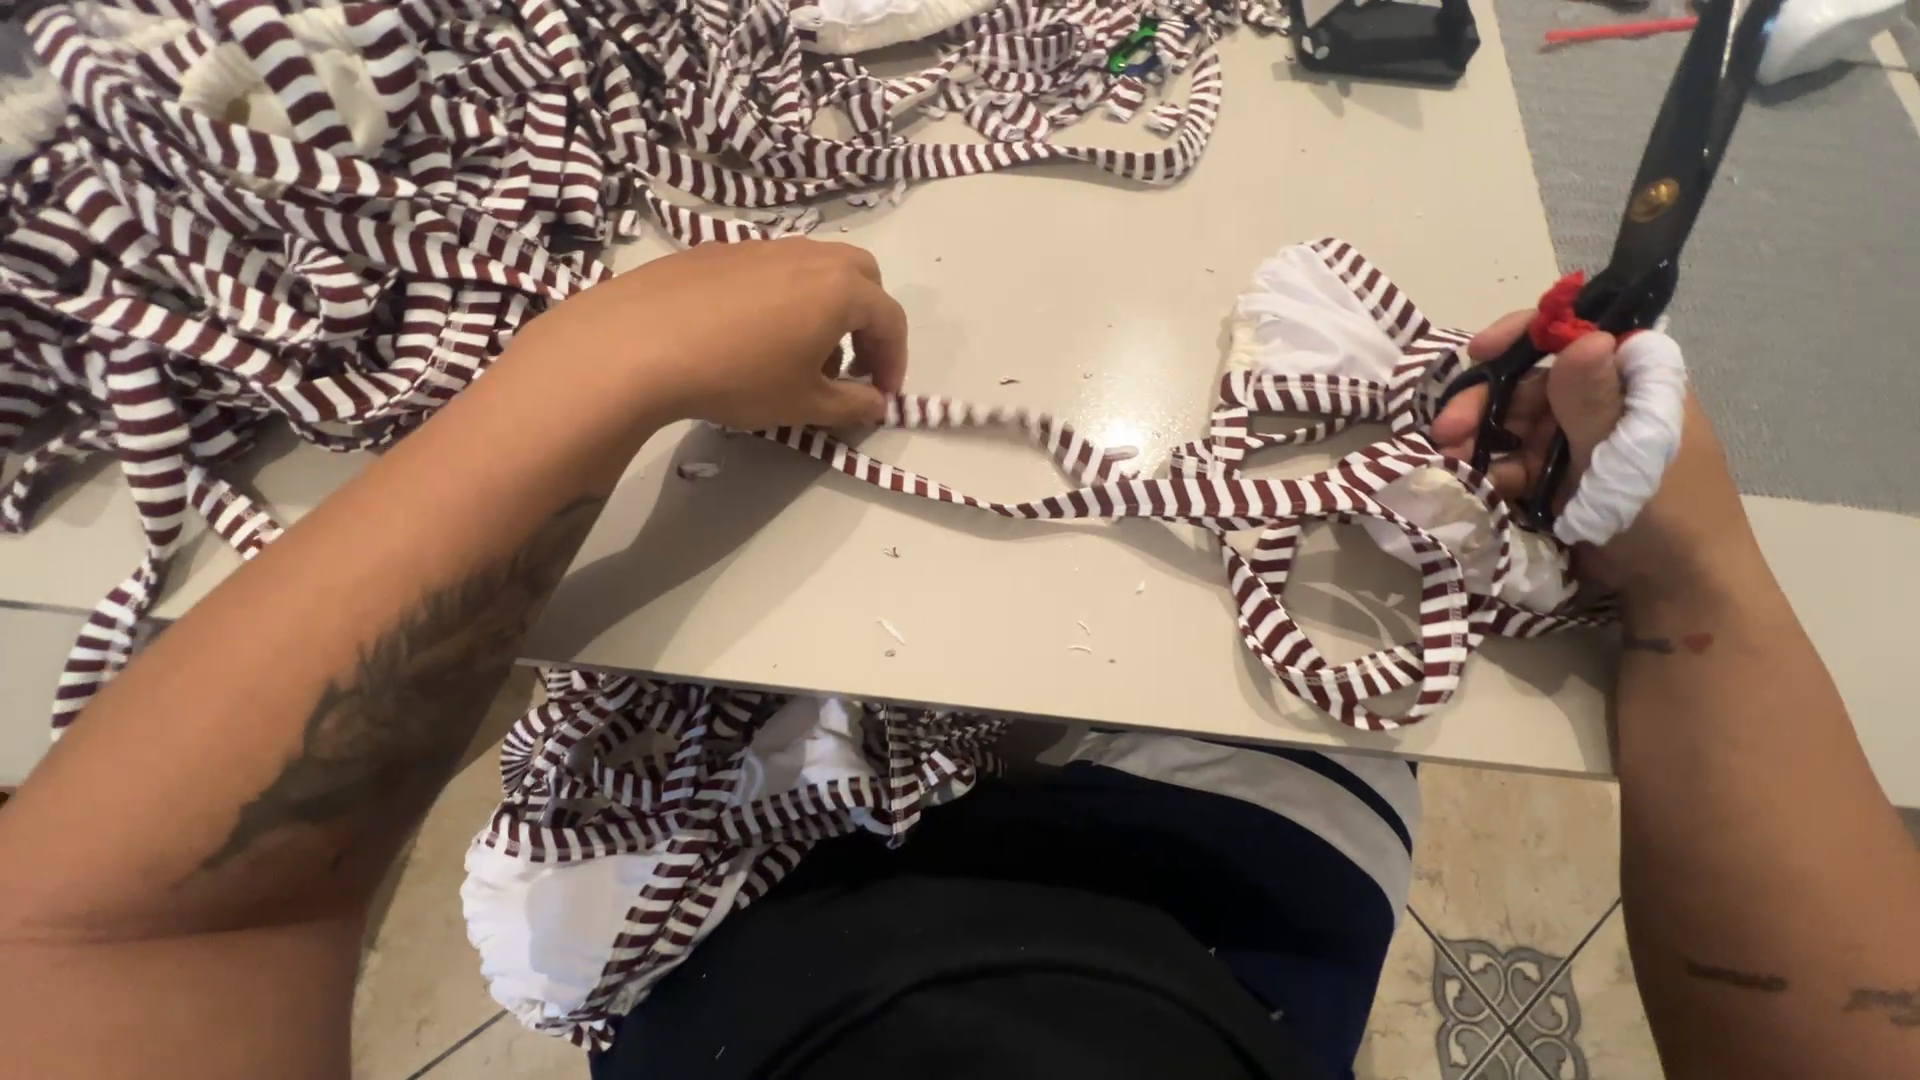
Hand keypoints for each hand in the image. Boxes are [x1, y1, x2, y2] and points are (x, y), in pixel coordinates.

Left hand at [516, 237, 907, 430]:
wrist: (638, 343)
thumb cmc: (739, 376)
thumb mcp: (805, 404)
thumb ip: (852, 405)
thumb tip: (876, 404)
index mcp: (841, 289)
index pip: (890, 319)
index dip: (894, 362)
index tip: (881, 397)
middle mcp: (809, 256)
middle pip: (861, 279)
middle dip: (866, 323)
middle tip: (849, 365)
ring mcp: (761, 246)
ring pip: (815, 270)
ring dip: (825, 310)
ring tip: (798, 355)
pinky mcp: (718, 250)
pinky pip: (771, 270)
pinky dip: (783, 299)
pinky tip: (749, 337)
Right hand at [1431, 312, 1758, 597]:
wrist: (1674, 585)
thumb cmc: (1667, 511)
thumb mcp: (1626, 453)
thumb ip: (1594, 400)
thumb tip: (1581, 337)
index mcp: (1634, 383)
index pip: (1576, 337)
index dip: (1525, 336)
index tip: (1480, 351)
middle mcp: (1601, 403)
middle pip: (1527, 384)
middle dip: (1481, 403)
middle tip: (1445, 431)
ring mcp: (1575, 440)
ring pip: (1510, 423)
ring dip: (1474, 439)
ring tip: (1447, 461)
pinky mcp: (1554, 474)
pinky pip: (1510, 461)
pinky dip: (1487, 471)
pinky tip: (1473, 487)